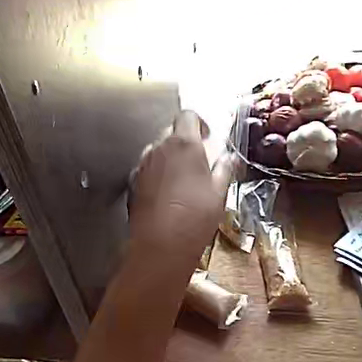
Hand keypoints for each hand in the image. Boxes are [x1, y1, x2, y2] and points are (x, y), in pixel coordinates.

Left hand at [129, 111, 231, 268]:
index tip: (208, 138)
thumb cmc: (196, 216)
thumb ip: (224, 169)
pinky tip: (168, 194)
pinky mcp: (131, 184)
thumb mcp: (219, 192)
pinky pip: (147, 169)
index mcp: (183, 144)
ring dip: (170, 158)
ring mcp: (142, 166)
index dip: (199, 123)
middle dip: (185, 141)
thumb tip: (229, 157)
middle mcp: (158, 148)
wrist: (161, 246)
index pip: (187, 116)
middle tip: (199, 161)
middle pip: (171, 132)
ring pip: (157, 151)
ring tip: (183, 179)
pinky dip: (157, 174)